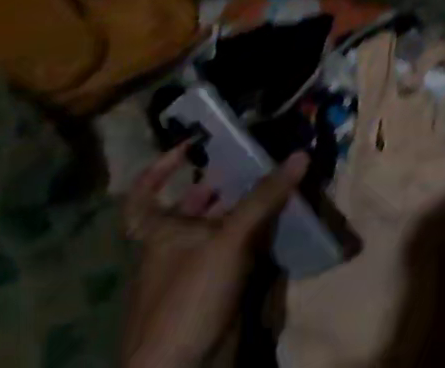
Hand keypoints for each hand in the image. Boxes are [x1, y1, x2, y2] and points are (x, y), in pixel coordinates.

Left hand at [120, 144, 308, 367]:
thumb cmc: (188, 298)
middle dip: (226, 183)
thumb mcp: (228, 241)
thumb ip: (265, 197)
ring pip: (223, 226)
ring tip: (284, 182)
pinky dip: (262, 233)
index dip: (159, 171)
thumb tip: (301, 152)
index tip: (192, 146)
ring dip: (251, 206)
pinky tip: (287, 221)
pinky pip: (242, 249)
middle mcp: (174, 248)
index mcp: (158, 235)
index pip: (142, 198)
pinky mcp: (220, 287)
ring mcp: (197, 270)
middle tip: (261, 159)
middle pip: (194, 207)